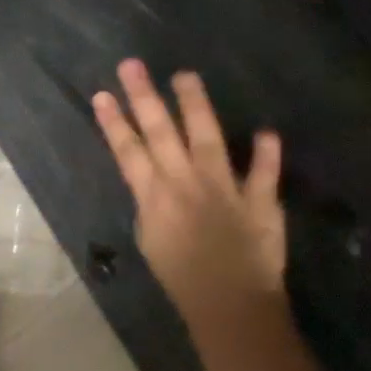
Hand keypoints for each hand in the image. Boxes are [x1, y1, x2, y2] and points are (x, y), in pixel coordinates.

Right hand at [92, 59, 285, 325]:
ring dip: (195, 104)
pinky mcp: (259, 200)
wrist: (229, 305)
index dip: (113, 122)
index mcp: (154, 196)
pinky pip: (264, 173)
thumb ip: (151, 205)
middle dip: (143, 97)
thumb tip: (155, 182)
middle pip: (160, 133)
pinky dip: (267, 154)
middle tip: (132, 65)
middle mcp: (185, 183)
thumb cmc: (181, 278)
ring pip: (206, 137)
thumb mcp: (150, 240)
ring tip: (184, 75)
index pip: (128, 151)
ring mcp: (224, 188)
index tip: (102, 94)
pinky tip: (266, 131)